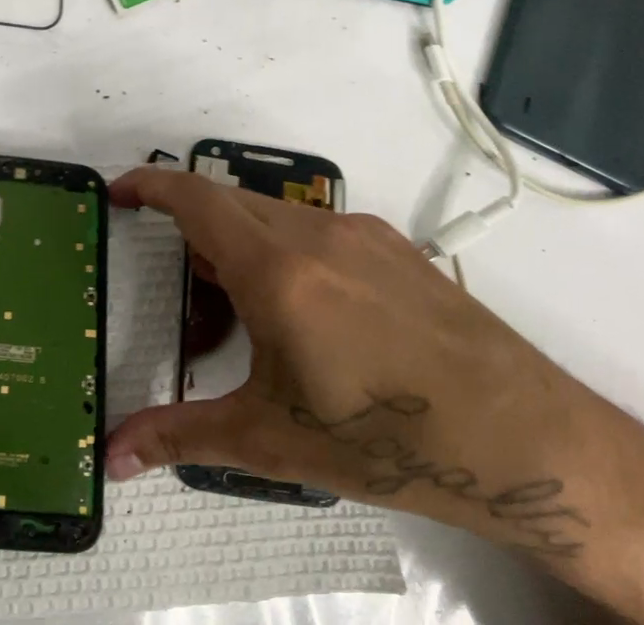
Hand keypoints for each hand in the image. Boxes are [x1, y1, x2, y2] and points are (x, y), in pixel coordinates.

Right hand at [104, 166, 606, 554]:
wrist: (531, 446)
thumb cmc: (386, 442)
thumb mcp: (270, 442)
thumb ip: (180, 437)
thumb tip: (112, 458)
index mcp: (275, 271)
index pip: (193, 199)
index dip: (147, 186)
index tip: (118, 195)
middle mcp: (316, 236)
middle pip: (228, 206)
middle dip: (192, 238)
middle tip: (185, 297)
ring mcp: (365, 237)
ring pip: (274, 219)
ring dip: (241, 249)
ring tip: (248, 318)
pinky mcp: (401, 251)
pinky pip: (317, 231)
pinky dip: (286, 253)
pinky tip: (311, 318)